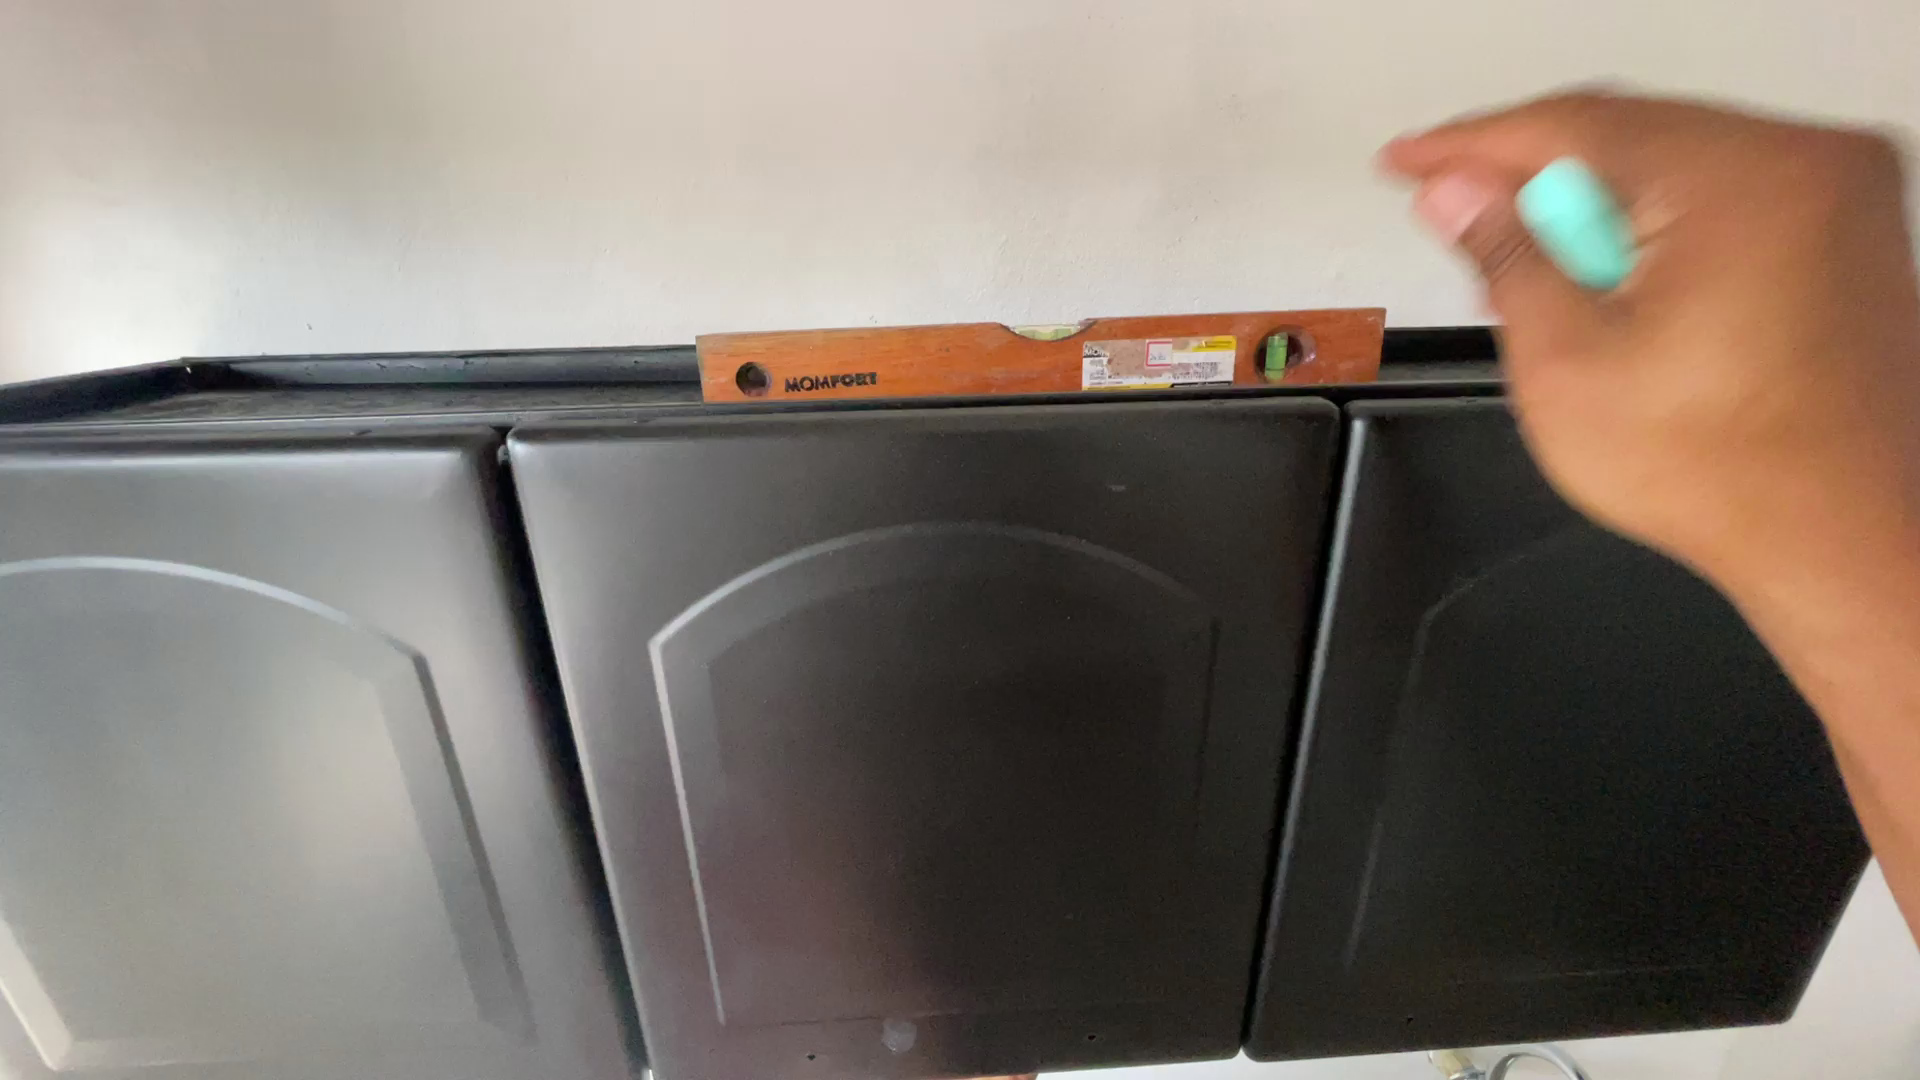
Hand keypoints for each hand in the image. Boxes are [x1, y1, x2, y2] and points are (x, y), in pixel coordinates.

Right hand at [1379, 91, 1919, 594]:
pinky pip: (1699, 193)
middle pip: (1620, 132)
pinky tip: (1577, 268)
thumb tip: (1452, 193)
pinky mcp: (1829, 229)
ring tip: (1500, 258)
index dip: (1467, 142)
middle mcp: (1806, 161)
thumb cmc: (1700, 460)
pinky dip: (1622, 221)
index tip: (1402, 160)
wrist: (1833, 529)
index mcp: (1741, 182)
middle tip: (1435, 202)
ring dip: (1565, 203)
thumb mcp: (1560, 356)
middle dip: (1515, 168)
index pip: (1572, 126)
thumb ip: (1504, 257)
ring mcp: (1831, 192)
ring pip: (1656, 162)